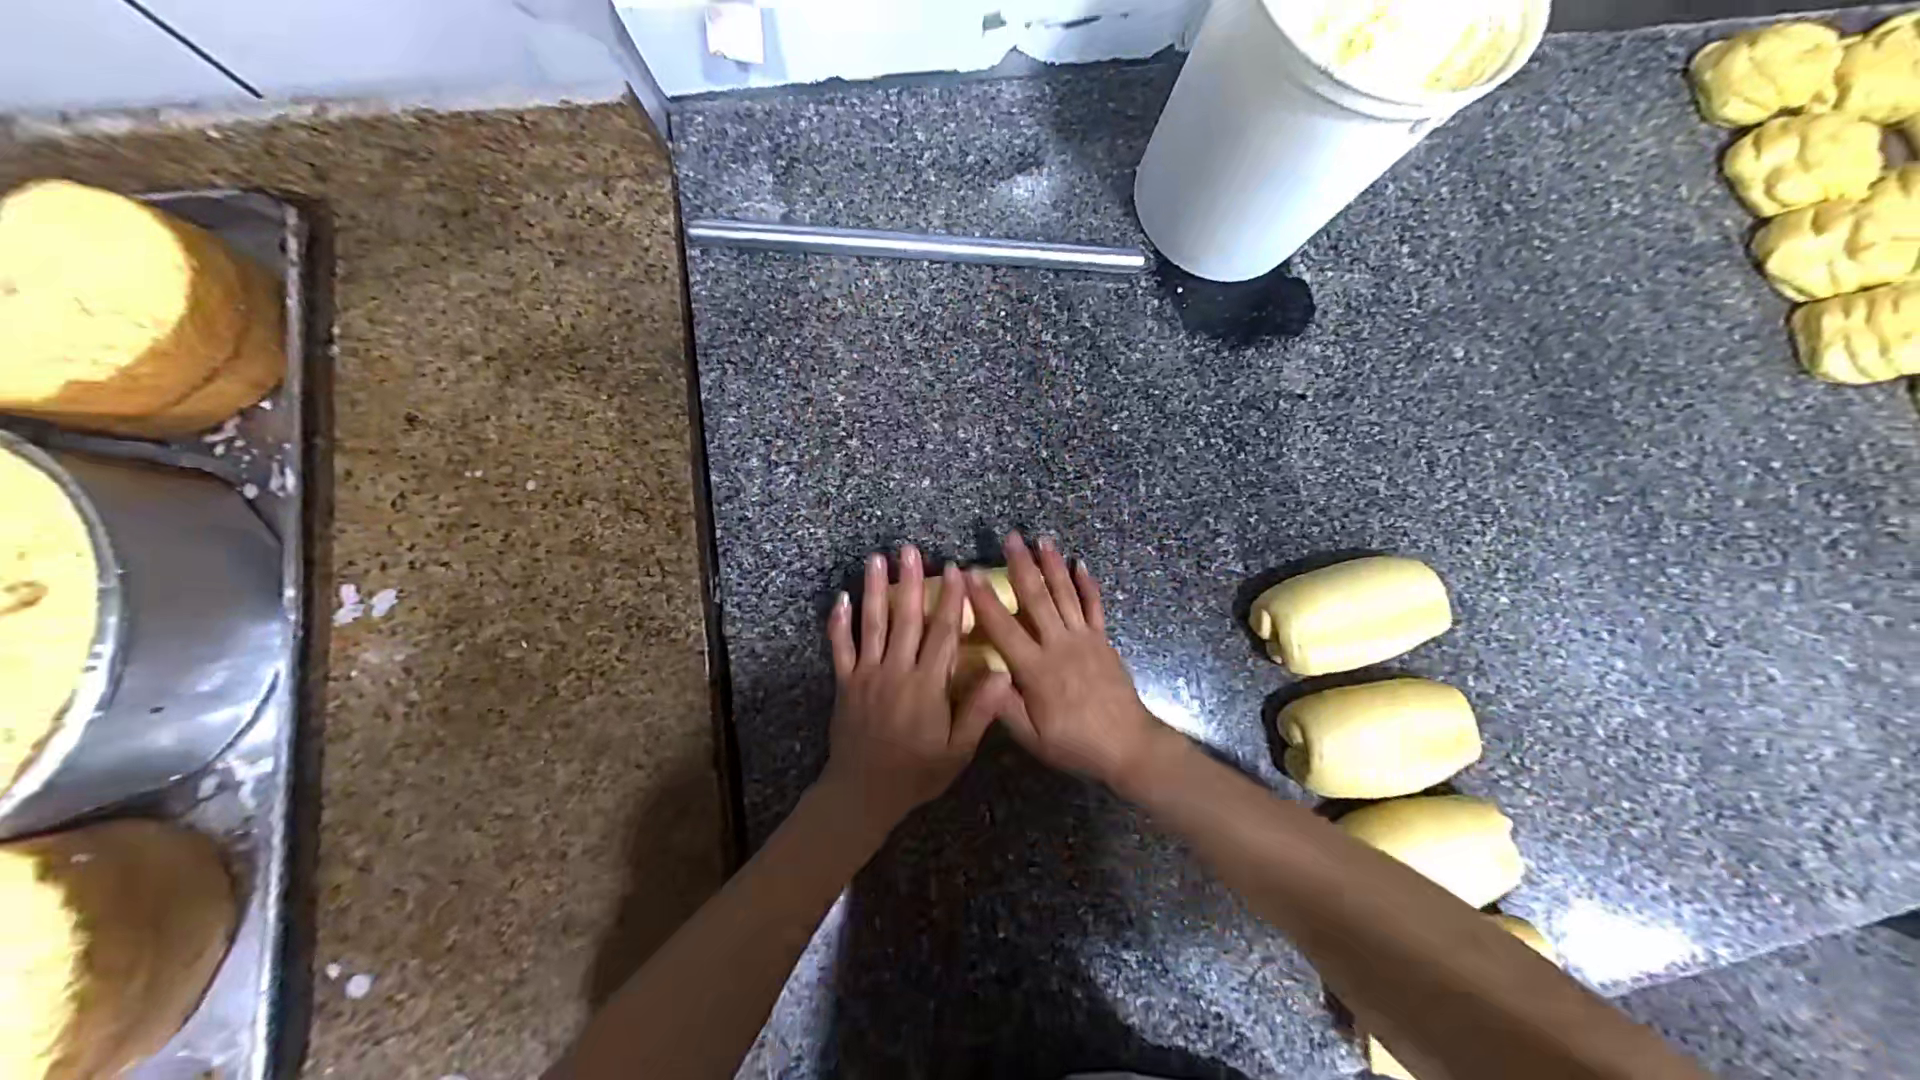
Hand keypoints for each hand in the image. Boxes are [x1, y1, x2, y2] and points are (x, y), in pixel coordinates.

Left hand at [821, 545, 1009, 827]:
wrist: (864, 792)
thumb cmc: (917, 772)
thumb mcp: (957, 751)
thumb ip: (979, 711)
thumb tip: (1002, 672)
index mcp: (927, 685)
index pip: (943, 634)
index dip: (951, 600)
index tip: (955, 571)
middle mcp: (896, 671)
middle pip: (905, 618)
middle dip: (910, 581)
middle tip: (911, 549)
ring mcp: (866, 675)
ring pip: (871, 624)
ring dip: (874, 590)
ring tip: (877, 559)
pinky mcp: (845, 683)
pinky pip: (839, 648)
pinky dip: (838, 622)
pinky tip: (840, 598)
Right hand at [965, 533, 1177, 790]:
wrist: (1128, 746)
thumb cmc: (1075, 744)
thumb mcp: (1032, 736)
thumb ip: (1003, 705)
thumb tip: (978, 675)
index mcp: (1036, 669)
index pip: (1003, 627)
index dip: (983, 599)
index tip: (969, 572)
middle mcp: (1059, 644)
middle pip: (1036, 598)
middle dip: (1021, 565)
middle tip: (1010, 537)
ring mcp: (1084, 639)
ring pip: (1065, 594)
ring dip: (1052, 564)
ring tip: (1041, 539)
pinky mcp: (1103, 641)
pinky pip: (1095, 606)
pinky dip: (1087, 584)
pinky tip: (1080, 564)